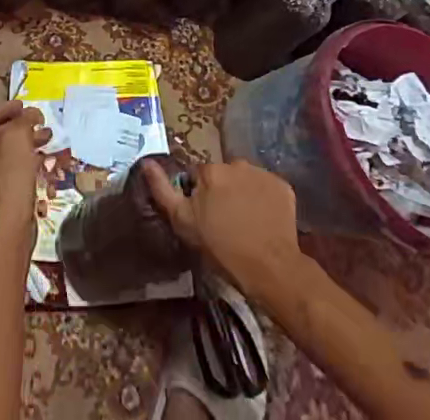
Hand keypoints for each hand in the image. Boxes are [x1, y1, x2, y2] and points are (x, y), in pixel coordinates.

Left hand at [0, 101, 50, 243]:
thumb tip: (31, 114)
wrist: (7, 224)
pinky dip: (30, 163)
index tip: (24, 105)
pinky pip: (15, 172)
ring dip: (30, 144)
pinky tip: (47, 163)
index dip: (5, 109)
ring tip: (49, 140)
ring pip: (10, 155)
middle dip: (22, 127)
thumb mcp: (17, 136)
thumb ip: (24, 119)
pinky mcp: (1, 196)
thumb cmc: (8, 174)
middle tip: (42, 123)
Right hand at [141, 158, 301, 296]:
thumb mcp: (184, 222)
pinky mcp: (283, 186)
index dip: (199, 195)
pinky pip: (267, 189)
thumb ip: (163, 190)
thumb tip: (146, 163)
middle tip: (224, 221)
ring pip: (246, 181)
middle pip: (224, 175)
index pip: (199, 176)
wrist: (269, 266)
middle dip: (222, 192)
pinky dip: (264, 200)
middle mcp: (237, 163)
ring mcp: (263, 174)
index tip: (204, 216)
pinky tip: (263, 221)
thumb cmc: (221, 248)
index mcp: (211, 170)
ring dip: (243, 194)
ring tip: (245, 223)